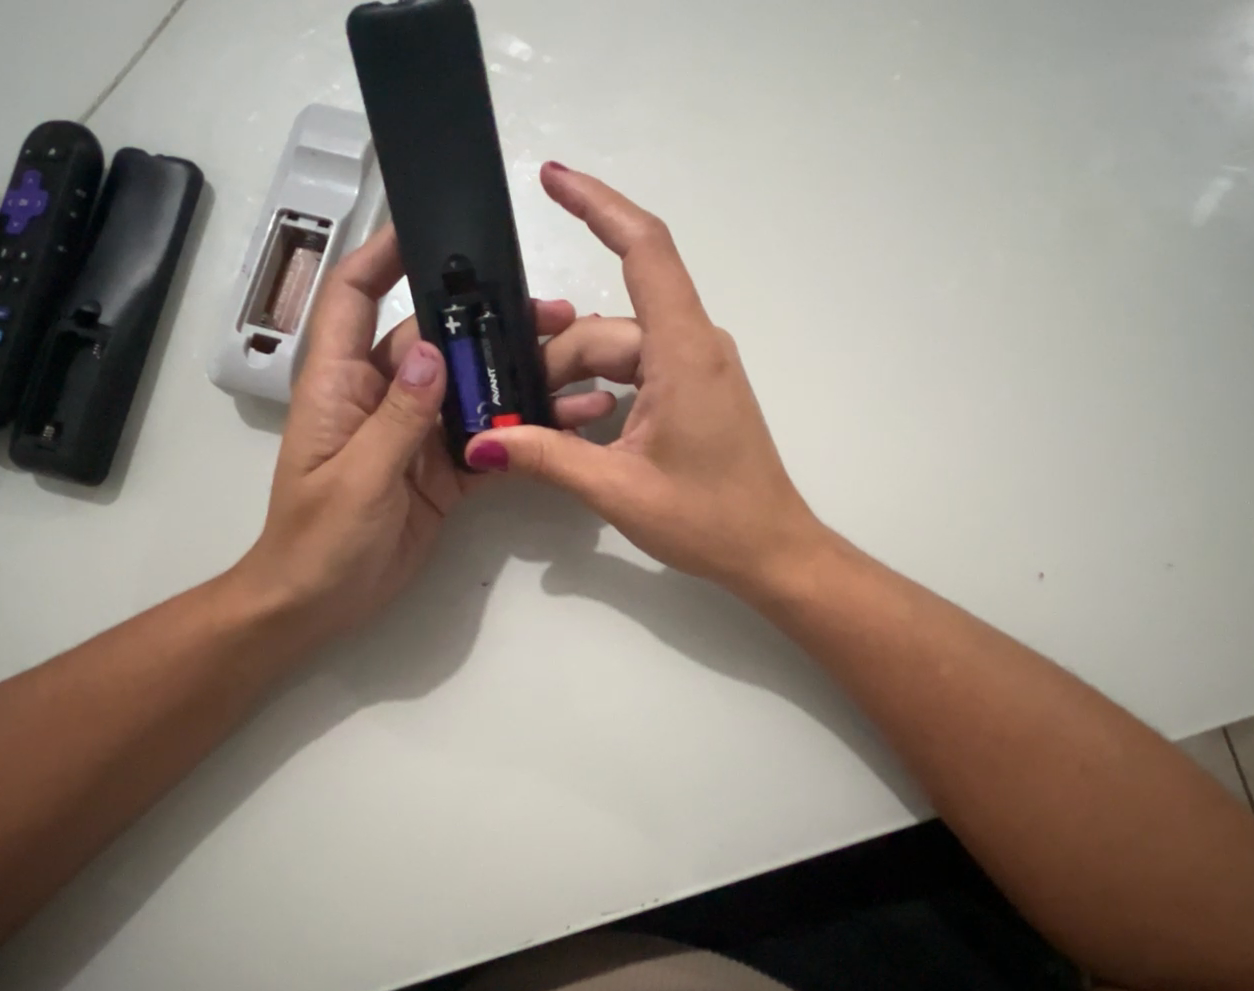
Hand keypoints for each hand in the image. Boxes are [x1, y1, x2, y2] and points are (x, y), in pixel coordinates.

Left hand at [228, 225, 630, 643]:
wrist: (319, 604)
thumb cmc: (317, 539)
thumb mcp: (356, 476)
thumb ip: (396, 415)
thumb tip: (430, 350)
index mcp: (340, 383)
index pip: (353, 296)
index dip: (383, 254)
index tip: (430, 224)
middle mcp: (380, 395)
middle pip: (435, 338)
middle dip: (488, 320)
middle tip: (554, 312)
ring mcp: (416, 432)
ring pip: (470, 386)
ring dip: (516, 373)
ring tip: (574, 361)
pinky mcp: (443, 468)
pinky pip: (485, 437)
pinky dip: (522, 430)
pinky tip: (566, 419)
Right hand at [464, 164, 830, 596]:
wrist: (772, 549)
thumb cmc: (709, 520)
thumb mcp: (618, 489)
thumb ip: (547, 458)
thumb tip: (482, 442)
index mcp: (683, 352)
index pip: (643, 250)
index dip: (597, 205)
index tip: (551, 178)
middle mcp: (693, 345)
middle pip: (606, 325)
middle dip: (552, 360)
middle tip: (508, 414)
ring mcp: (696, 367)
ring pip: (617, 350)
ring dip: (572, 381)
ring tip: (534, 426)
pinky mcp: (695, 389)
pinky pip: (636, 370)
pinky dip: (599, 390)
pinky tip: (572, 427)